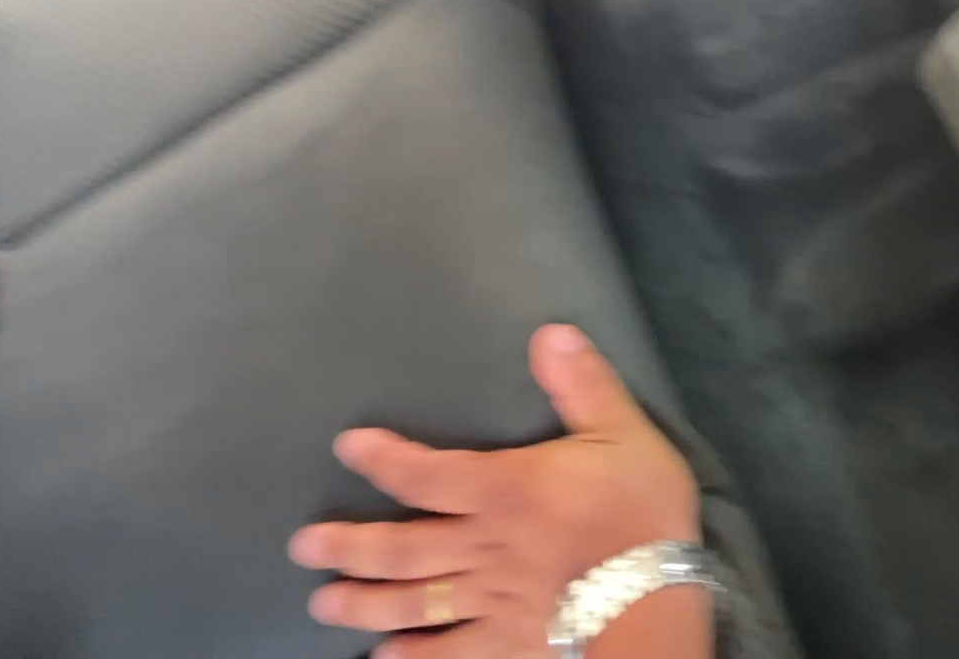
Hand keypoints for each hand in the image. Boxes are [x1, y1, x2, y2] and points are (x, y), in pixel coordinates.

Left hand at [288, 324, 700, 657]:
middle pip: (405, 547)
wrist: (654, 594)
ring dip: (365, 602)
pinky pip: (450, 654)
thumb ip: (582, 382)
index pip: (430, 475)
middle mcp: (484, 546)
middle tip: (304, 545)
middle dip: (352, 545)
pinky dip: (414, 657)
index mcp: (506, 490)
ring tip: (322, 602)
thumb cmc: (637, 504)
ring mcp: (491, 601)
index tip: (348, 446)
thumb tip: (548, 332)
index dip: (386, 460)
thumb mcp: (621, 427)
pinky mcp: (507, 643)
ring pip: (415, 602)